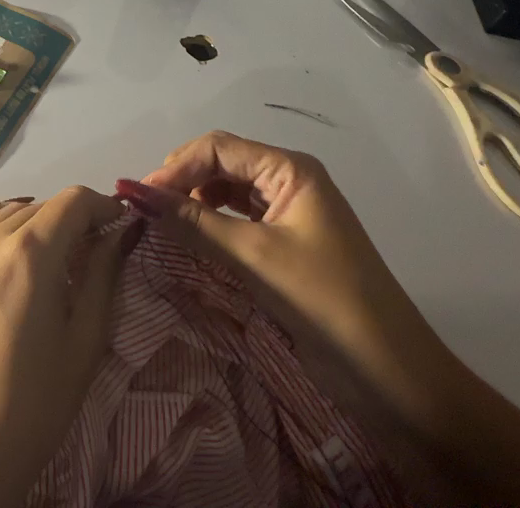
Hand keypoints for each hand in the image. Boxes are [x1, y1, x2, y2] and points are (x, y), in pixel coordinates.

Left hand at [0, 187, 136, 507]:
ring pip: (7, 212)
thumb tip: (121, 232)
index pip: (73, 201)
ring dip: (36, 222)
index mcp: (32, 253)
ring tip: (52, 255)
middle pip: (42, 206)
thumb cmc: (39, 395)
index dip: (102, 206)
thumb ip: (104, 273)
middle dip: (73, 219)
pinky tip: (8, 241)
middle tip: (92, 250)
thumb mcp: (87, 336)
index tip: (118, 226)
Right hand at [126, 130, 436, 369]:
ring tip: (164, 226)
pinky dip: (211, 223)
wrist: (390, 371)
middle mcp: (290, 180)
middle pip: (222, 163)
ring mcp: (291, 212)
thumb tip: (129, 190)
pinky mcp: (288, 242)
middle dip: (182, 181)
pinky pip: (239, 217)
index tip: (139, 199)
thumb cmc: (323, 299)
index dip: (175, 167)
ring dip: (194, 202)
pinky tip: (192, 240)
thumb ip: (190, 221)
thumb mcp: (252, 255)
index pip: (218, 148)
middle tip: (147, 212)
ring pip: (228, 190)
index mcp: (291, 169)